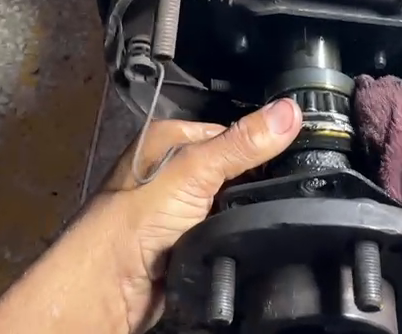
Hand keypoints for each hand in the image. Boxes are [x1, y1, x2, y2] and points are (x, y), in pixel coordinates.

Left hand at [0, 98, 300, 333]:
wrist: (107, 290)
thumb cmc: (134, 221)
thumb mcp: (195, 171)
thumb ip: (243, 144)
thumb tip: (288, 111)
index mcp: (169, 137)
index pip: (229, 130)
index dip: (259, 143)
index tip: (293, 151)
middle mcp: (171, 168)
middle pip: (230, 168)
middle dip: (251, 182)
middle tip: (278, 192)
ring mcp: (176, 208)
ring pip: (227, 204)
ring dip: (241, 214)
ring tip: (256, 219)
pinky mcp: (183, 243)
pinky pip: (221, 233)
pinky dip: (232, 238)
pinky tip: (241, 241)